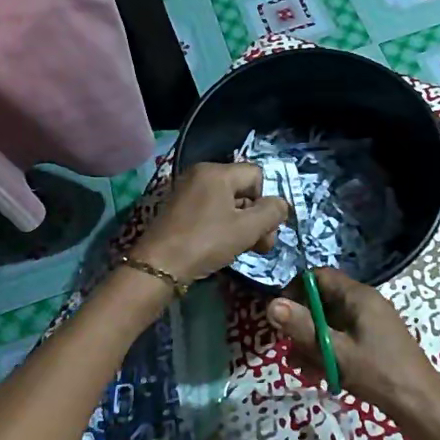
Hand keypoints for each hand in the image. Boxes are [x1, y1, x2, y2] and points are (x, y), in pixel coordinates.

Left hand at [130, 162, 289, 281]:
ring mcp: (186, 191)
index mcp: (217, 172)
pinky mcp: (177, 208)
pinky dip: (222, 225)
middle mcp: (200, 174)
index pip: (257, 175)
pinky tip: (222, 246)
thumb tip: (281, 205)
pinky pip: (210, 210)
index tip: (264, 229)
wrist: (157, 267)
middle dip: (256, 216)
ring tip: (243, 248)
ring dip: (241, 224)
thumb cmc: (205, 242)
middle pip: (243, 189)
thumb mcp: (247, 228)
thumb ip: (272, 212)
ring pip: (228, 202)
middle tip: (260, 245)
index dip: (267, 201)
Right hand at [268, 269, 439, 419]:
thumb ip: (303, 327)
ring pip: (331, 324)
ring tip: (303, 368)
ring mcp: (371, 323)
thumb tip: (271, 304)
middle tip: (290, 349)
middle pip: (324, 301)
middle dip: (303, 325)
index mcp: (359, 296)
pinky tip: (321, 375)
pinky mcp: (374, 341)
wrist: (419, 403)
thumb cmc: (378, 372)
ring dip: (313, 343)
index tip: (281, 317)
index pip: (320, 276)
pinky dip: (329, 352)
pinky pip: (343, 338)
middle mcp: (365, 303)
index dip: (296, 291)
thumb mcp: (335, 351)